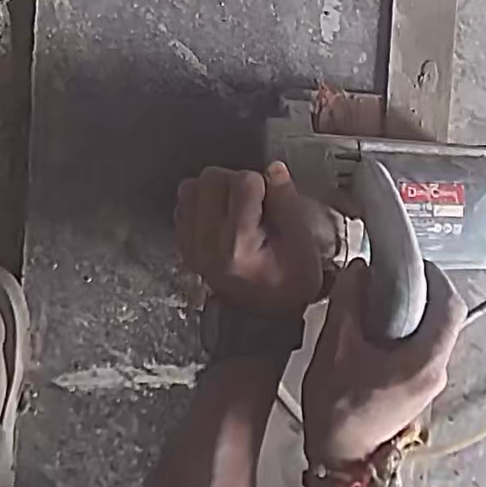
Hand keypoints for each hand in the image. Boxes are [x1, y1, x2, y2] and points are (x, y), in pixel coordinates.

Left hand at [175, 162, 325, 318]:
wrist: (263, 317)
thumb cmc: (288, 284)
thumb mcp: (302, 246)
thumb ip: (288, 203)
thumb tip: (274, 169)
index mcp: (237, 244)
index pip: (243, 182)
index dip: (264, 185)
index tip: (271, 205)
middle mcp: (205, 244)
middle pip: (212, 177)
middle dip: (237, 182)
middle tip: (255, 206)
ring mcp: (190, 245)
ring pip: (192, 185)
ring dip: (216, 189)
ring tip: (237, 209)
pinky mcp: (183, 245)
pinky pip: (183, 202)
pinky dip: (202, 202)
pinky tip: (222, 217)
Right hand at [301, 259, 464, 464]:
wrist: (340, 458)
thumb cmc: (338, 404)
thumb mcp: (335, 345)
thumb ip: (349, 300)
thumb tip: (360, 267)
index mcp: (426, 361)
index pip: (451, 305)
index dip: (433, 275)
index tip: (406, 261)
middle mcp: (438, 371)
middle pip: (443, 318)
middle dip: (418, 290)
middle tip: (385, 275)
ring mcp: (430, 384)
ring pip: (431, 333)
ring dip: (409, 310)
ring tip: (375, 296)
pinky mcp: (417, 389)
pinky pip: (420, 348)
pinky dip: (403, 329)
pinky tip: (374, 326)